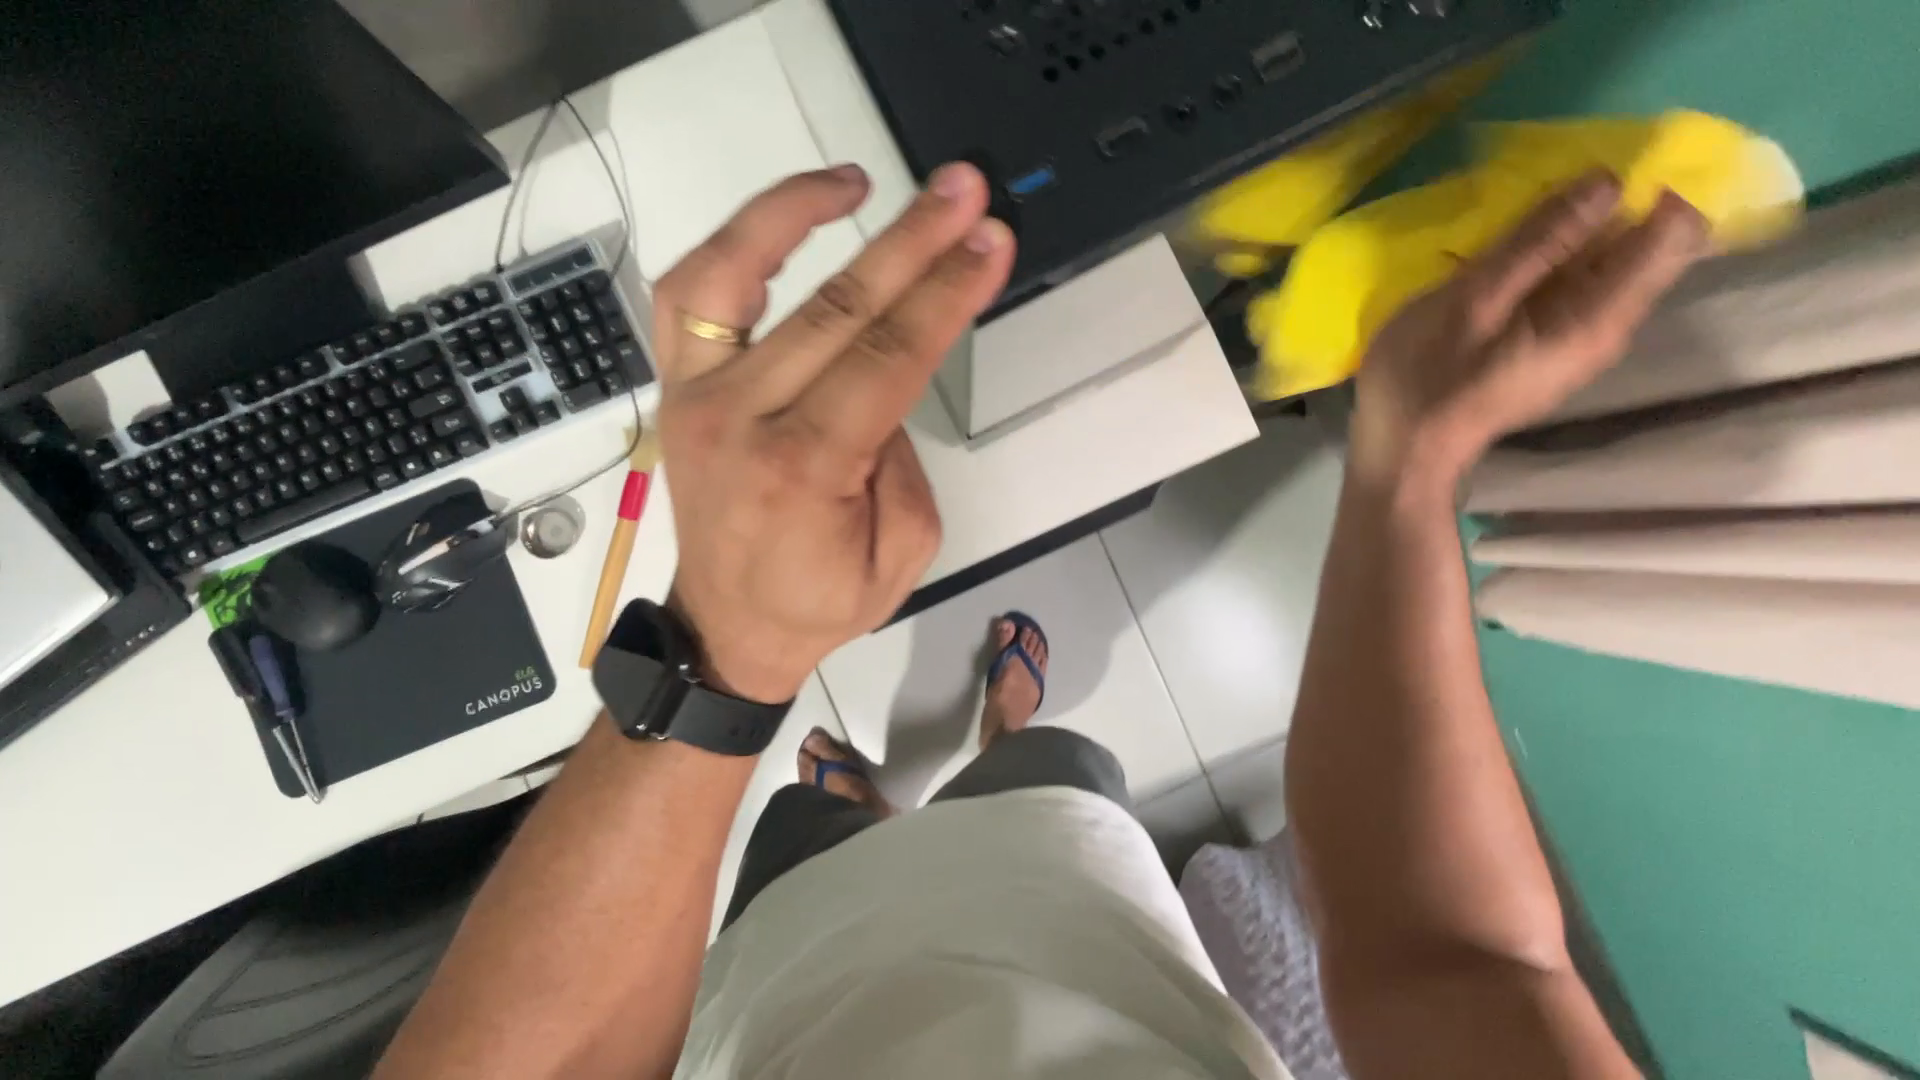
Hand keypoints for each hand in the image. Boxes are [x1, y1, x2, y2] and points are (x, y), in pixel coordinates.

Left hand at [648, 163, 1014, 702]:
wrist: (728, 628)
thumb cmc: (818, 604)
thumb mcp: (900, 553)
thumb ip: (899, 458)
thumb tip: (884, 380)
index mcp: (804, 467)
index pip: (887, 358)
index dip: (944, 293)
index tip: (989, 241)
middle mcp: (740, 417)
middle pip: (835, 308)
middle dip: (910, 242)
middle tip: (962, 189)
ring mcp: (695, 394)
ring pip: (736, 275)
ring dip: (797, 212)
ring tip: (857, 179)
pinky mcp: (676, 387)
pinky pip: (688, 295)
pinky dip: (732, 245)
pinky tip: (782, 222)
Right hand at [1350, 171, 1708, 497]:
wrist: (1402, 454)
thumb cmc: (1425, 380)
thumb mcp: (1471, 303)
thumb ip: (1538, 244)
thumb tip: (1608, 181)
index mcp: (1599, 317)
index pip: (1677, 232)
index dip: (1644, 192)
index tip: (1579, 185)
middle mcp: (1608, 329)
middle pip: (1641, 249)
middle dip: (1600, 215)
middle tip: (1528, 213)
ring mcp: (1579, 345)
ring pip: (1602, 270)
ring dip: (1565, 244)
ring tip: (1503, 245)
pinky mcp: (1549, 354)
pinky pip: (1571, 295)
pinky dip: (1547, 272)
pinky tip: (1497, 278)